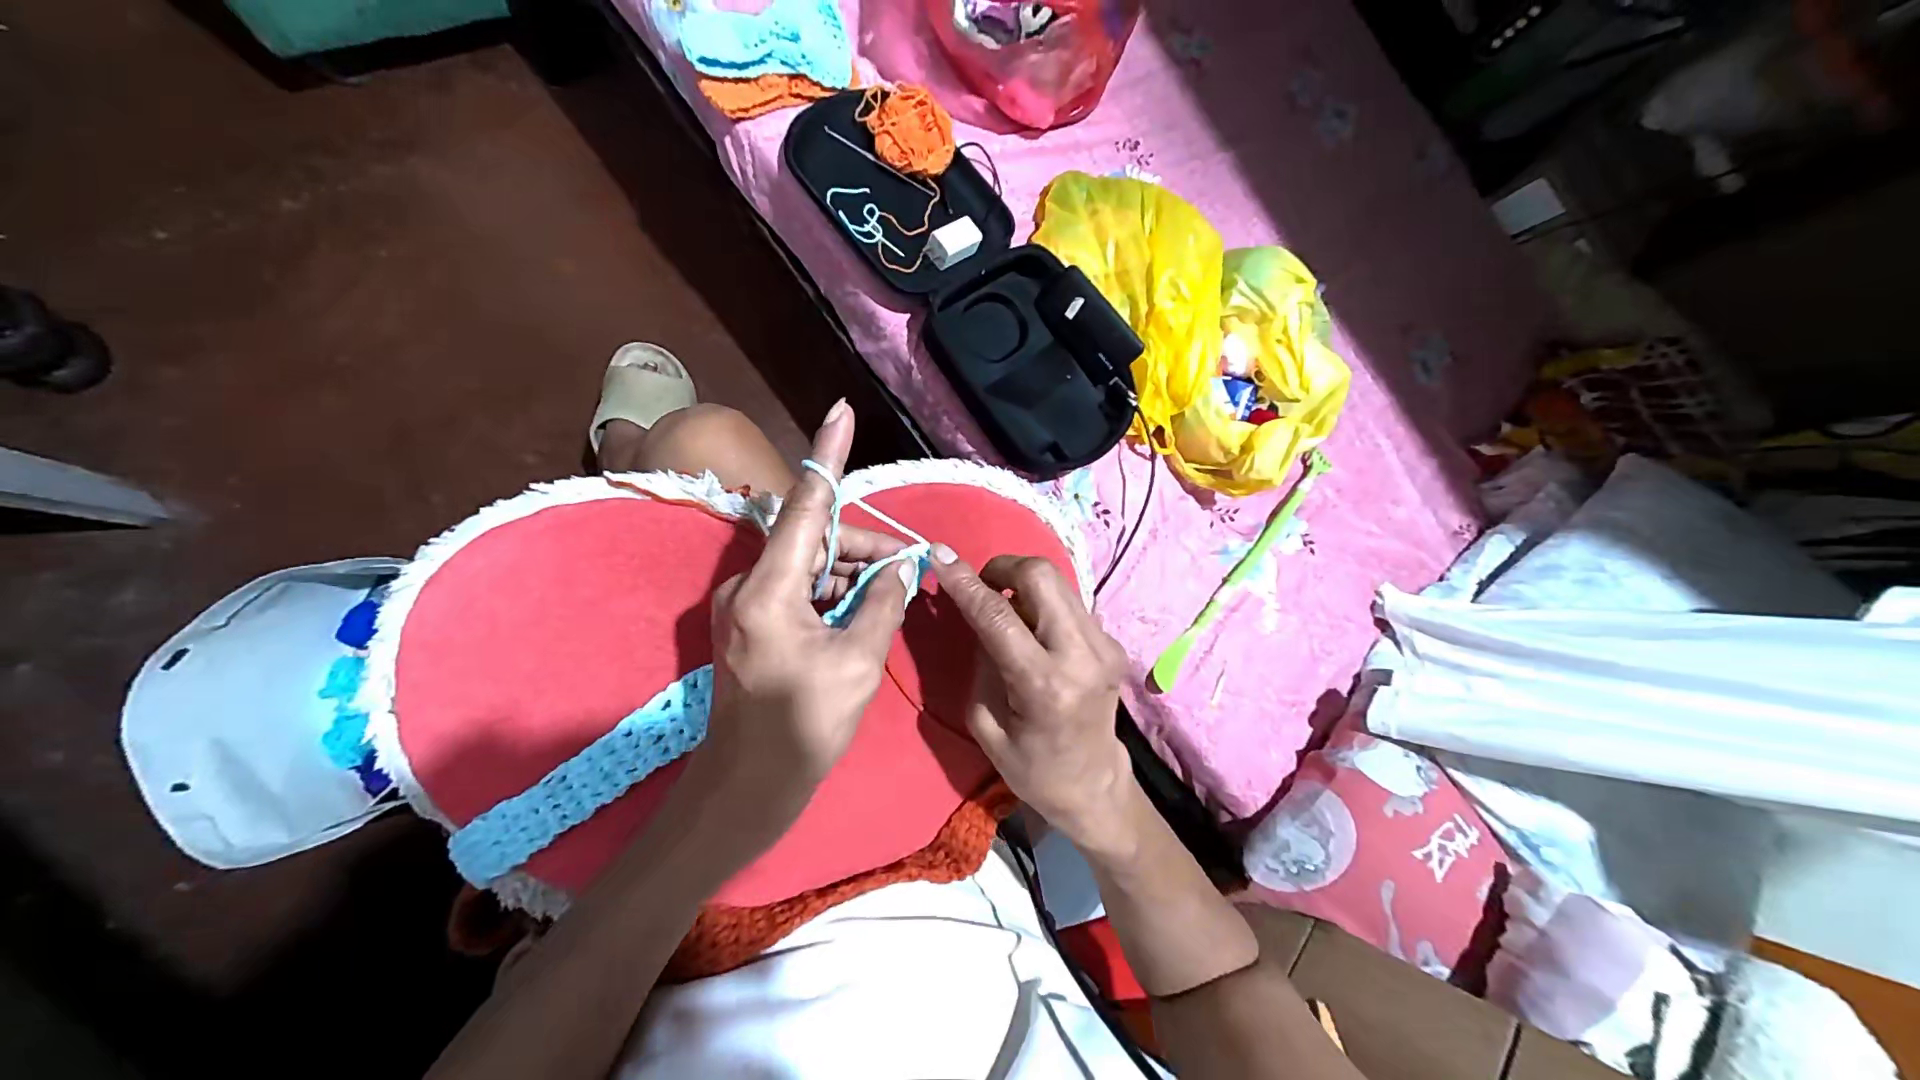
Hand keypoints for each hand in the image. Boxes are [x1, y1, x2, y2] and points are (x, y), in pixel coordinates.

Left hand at [704, 403, 912, 802]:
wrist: (746, 786)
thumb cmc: (803, 727)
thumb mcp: (857, 662)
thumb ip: (882, 603)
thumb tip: (901, 568)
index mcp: (769, 589)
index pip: (806, 505)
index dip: (826, 456)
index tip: (840, 411)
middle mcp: (748, 585)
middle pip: (815, 538)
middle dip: (863, 546)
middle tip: (907, 571)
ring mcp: (745, 604)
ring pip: (809, 564)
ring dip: (851, 572)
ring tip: (888, 599)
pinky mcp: (750, 622)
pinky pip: (798, 589)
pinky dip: (833, 593)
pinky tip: (860, 616)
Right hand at [929, 549, 1137, 851]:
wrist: (1094, 785)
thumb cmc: (1031, 768)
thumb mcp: (986, 722)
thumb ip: (981, 660)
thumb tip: (975, 609)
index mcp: (1044, 685)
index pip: (998, 615)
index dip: (965, 582)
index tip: (940, 555)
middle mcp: (1082, 655)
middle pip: (1041, 575)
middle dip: (1002, 568)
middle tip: (982, 587)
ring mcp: (1104, 645)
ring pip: (1058, 581)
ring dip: (1022, 583)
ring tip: (1005, 610)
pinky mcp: (1112, 642)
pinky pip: (1068, 601)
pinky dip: (1042, 602)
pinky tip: (1033, 629)